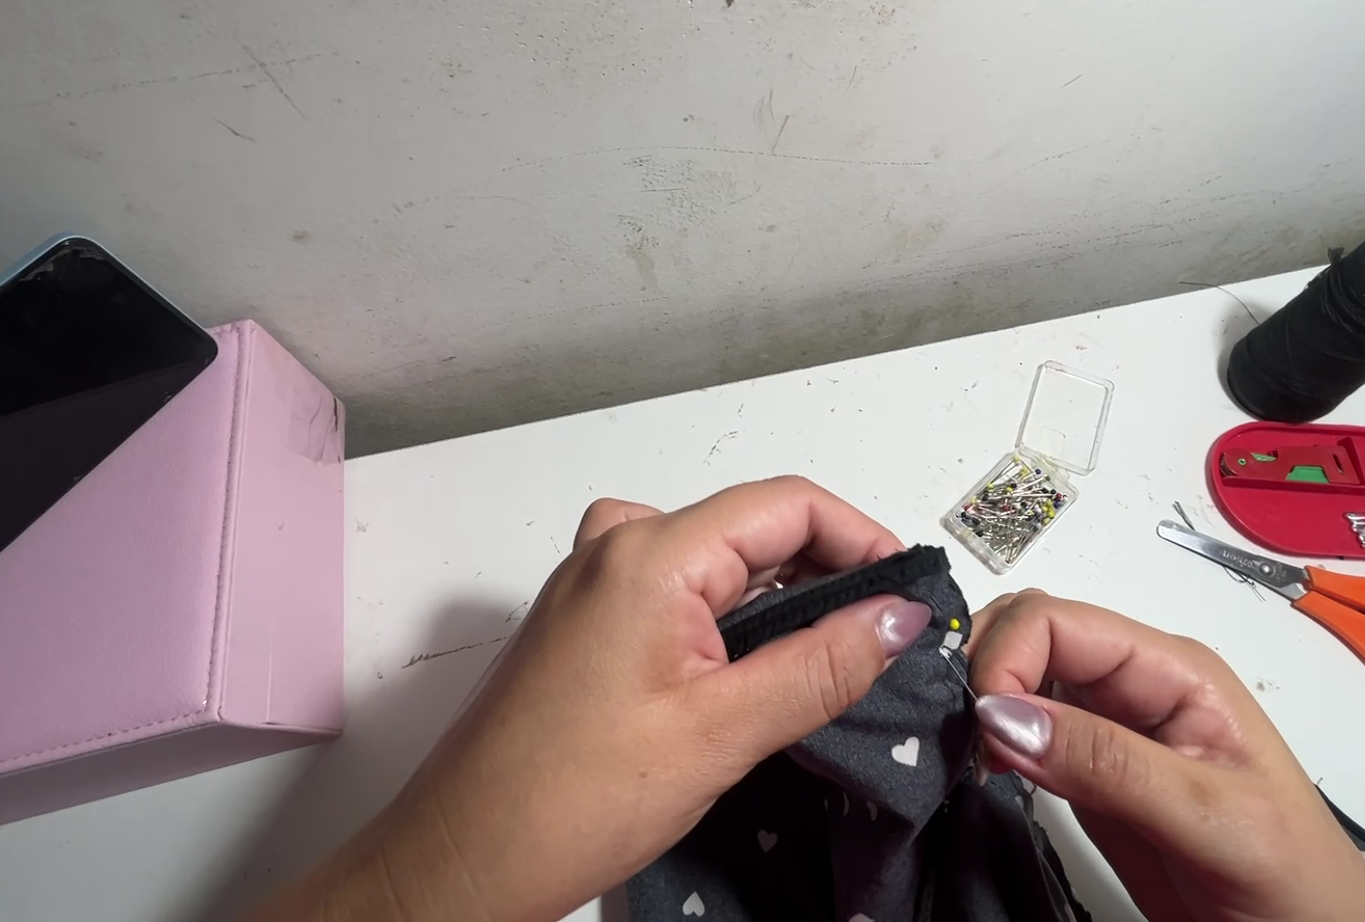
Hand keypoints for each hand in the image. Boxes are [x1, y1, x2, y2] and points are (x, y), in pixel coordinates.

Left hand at [248, 477, 929, 921]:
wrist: (461, 860)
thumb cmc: (571, 798)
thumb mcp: (722, 731)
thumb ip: (822, 664)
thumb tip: (899, 616)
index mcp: (650, 550)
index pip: (786, 504)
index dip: (858, 537)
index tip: (904, 590)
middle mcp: (620, 540)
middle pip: (754, 524)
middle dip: (827, 569)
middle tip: (881, 631)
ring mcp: (600, 570)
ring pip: (721, 554)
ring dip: (782, 592)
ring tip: (831, 650)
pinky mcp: (594, 605)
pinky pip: (683, 579)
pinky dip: (734, 606)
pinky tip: (753, 655)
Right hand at [965, 591, 1364, 921]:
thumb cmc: (1295, 884)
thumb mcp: (1215, 820)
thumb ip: (1110, 762)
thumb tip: (1001, 714)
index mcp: (1167, 667)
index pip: (1058, 621)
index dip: (1008, 655)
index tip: (983, 721)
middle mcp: (1127, 677)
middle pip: (1028, 629)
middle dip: (983, 663)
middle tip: (960, 728)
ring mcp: (1101, 717)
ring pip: (1015, 667)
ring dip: (978, 693)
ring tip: (965, 746)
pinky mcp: (1080, 758)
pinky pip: (1017, 719)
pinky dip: (985, 730)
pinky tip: (983, 763)